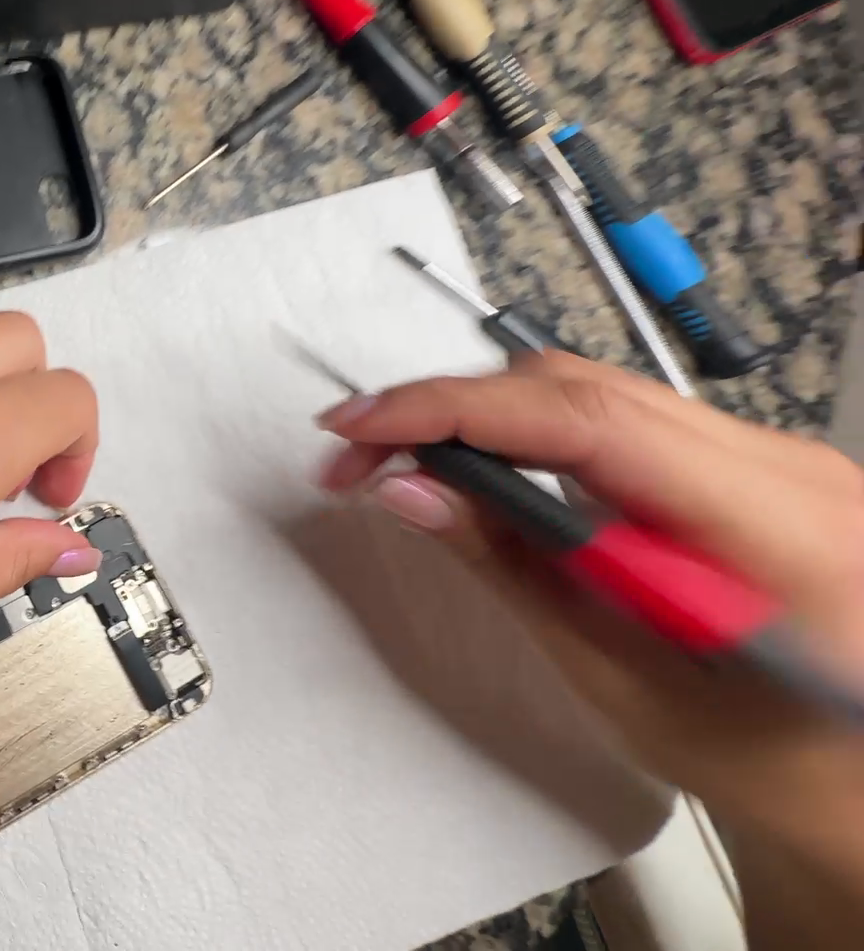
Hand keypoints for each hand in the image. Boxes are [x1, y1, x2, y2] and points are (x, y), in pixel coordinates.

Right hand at [315, 352, 863, 895]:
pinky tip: (465, 463)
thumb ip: (508, 566)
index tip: (355, 427)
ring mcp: (756, 455)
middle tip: (352, 455)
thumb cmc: (756, 754)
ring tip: (391, 460)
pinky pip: (596, 418)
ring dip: (468, 415)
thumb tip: (404, 490)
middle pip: (570, 389)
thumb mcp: (614, 671)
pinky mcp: (722, 463)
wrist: (860, 776)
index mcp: (769, 523)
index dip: (450, 410)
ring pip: (577, 392)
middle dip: (440, 408)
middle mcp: (774, 463)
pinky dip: (510, 430)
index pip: (578, 420)